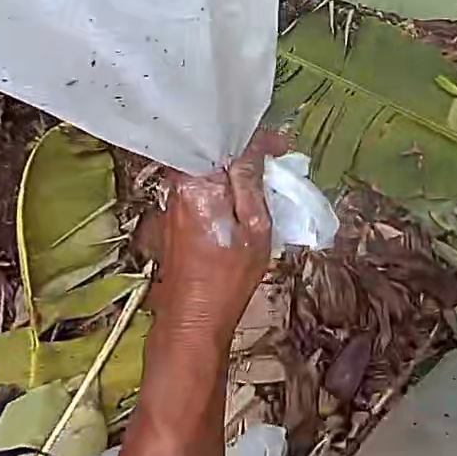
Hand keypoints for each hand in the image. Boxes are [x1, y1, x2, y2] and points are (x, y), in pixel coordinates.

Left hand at [143, 135, 278, 355]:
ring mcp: (173, 199)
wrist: (194, 316)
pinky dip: (224, 187)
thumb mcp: (255, 225)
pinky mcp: (175, 215)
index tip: (283, 146)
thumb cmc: (228, 276)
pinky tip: (243, 201)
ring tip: (264, 180)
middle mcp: (178, 183)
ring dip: (235, 171)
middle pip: (214, 151)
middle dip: (247, 152)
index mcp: (197, 180)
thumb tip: (255, 147)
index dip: (259, 139)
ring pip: (208, 169)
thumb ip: (250, 180)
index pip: (228, 139)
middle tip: (277, 161)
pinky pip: (202, 188)